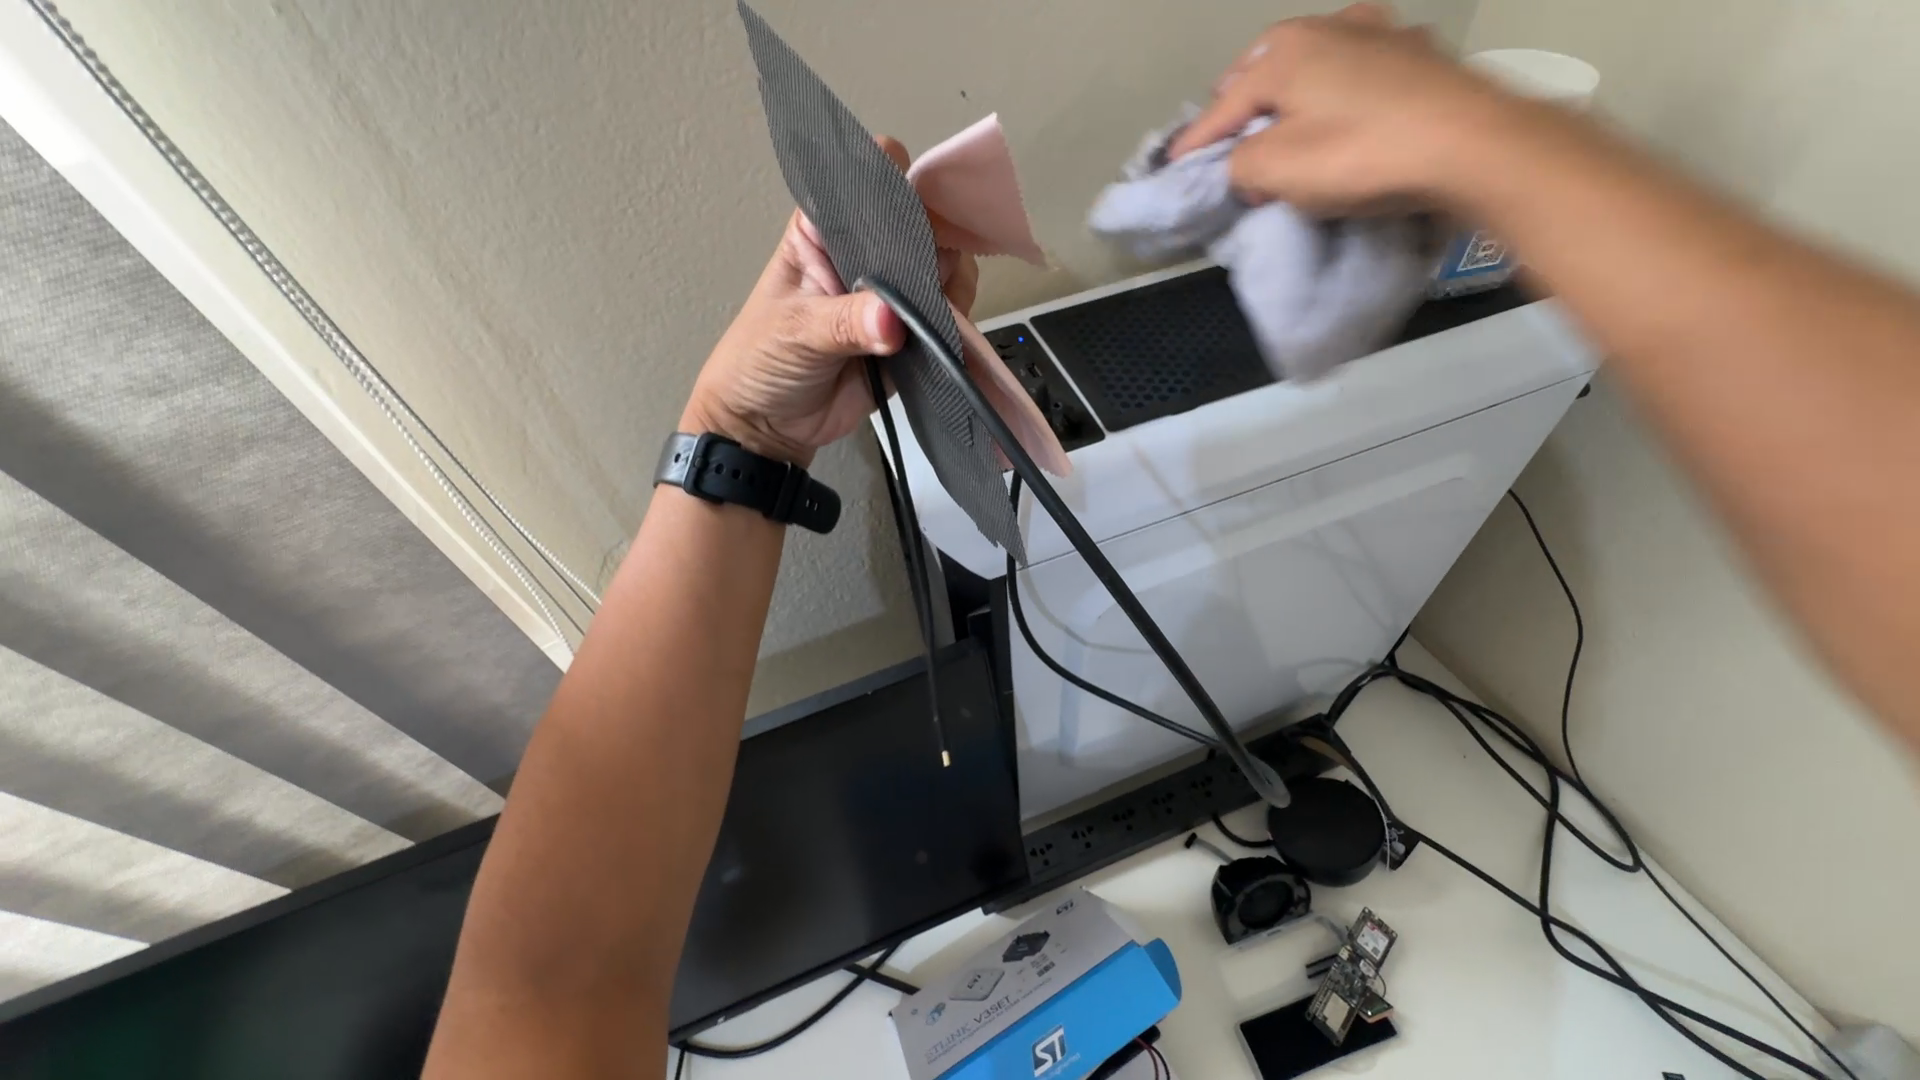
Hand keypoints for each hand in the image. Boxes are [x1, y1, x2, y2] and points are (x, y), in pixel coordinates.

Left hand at [682, 138, 978, 466]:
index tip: (917, 215)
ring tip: (935, 311)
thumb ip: (844, 322)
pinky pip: (948, 317)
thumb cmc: (759, 362)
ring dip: (950, 284)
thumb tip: (890, 320)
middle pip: (923, 221)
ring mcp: (892, 294)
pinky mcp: (910, 334)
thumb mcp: (795, 331)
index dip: (900, 185)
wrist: (770, 426)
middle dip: (937, 240)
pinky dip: (956, 322)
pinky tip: (948, 332)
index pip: (873, 181)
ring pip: (944, 267)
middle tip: (930, 275)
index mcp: (826, 232)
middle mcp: (864, 255)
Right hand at [1168, 4, 1521, 215]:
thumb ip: (1239, 165)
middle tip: (1231, 142)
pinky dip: (1335, 86)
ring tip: (1282, 119)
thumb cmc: (1360, 156)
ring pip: (1311, 59)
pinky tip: (1341, 104)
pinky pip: (1355, 67)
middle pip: (1262, 68)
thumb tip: (1245, 165)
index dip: (1194, 143)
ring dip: (1289, 87)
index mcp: (1284, 52)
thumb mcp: (1276, 171)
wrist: (1471, 146)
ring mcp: (1379, 31)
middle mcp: (1328, 25)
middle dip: (1240, 104)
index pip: (1222, 106)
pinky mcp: (1417, 52)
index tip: (1172, 167)